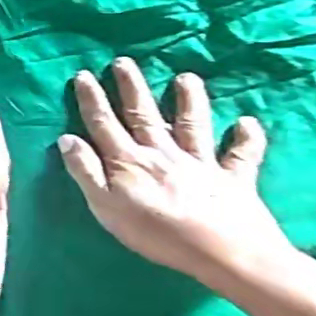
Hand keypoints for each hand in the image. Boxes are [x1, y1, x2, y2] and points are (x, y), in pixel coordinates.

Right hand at [57, 58, 296, 285]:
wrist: (225, 254)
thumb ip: (86, 172)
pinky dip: (246, 138)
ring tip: (186, 78)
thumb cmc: (158, 235)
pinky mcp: (233, 179)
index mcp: (130, 161)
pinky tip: (248, 122)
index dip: (92, 100)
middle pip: (143, 114)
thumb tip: (67, 139)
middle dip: (132, 87)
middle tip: (124, 62)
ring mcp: (200, 163)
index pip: (105, 124)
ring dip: (189, 100)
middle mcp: (163, 153)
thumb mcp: (107, 207)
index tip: (84, 75)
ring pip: (192, 124)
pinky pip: (241, 155)